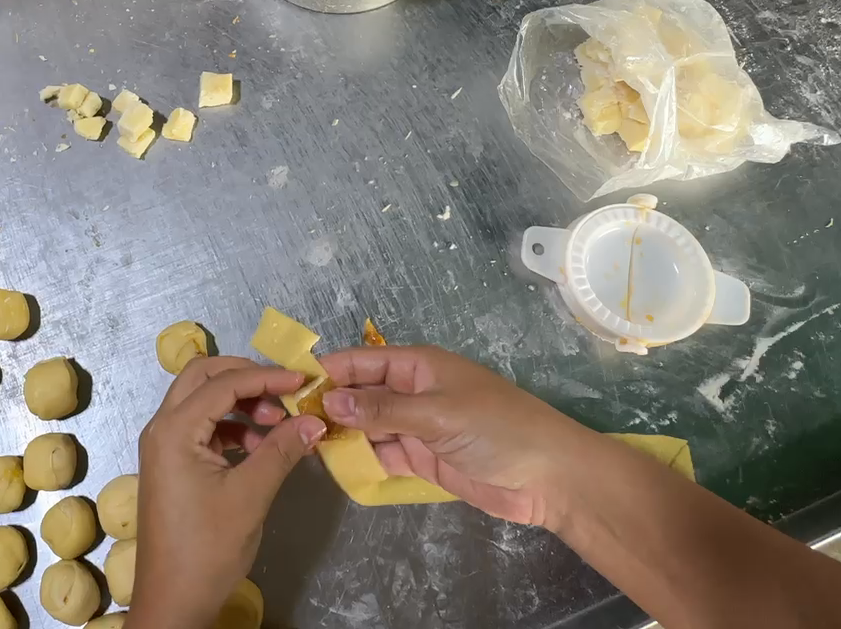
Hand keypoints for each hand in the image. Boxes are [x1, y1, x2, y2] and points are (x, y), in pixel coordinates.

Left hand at [132, 357, 324, 628]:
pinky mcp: (172, 461)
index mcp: (174, 428)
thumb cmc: (207, 549)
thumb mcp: (250, 496)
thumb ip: (281, 450)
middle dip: (246, 377)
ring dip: (240, 403)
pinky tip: (259, 446)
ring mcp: (164, 443)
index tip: (301, 381)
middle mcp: (162, 426)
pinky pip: (202, 425)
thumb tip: (314, 421)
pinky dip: (231, 426)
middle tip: (283, 391)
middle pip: (203, 376)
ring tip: (277, 425)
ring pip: (202, 399)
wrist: (173, 603)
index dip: (265, 377)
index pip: (222, 383)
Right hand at [318, 346, 602, 528]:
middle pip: (359, 393)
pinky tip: (335, 465)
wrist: (551, 478)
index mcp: (415, 365)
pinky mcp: (422, 457)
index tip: (291, 386)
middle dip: (329, 404)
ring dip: (341, 433)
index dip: (327, 371)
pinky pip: (382, 453)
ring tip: (304, 445)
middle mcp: (410, 391)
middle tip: (290, 423)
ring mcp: (415, 425)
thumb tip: (329, 400)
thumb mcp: (436, 413)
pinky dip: (361, 458)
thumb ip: (382, 409)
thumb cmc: (496, 427)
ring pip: (366, 424)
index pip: (360, 361)